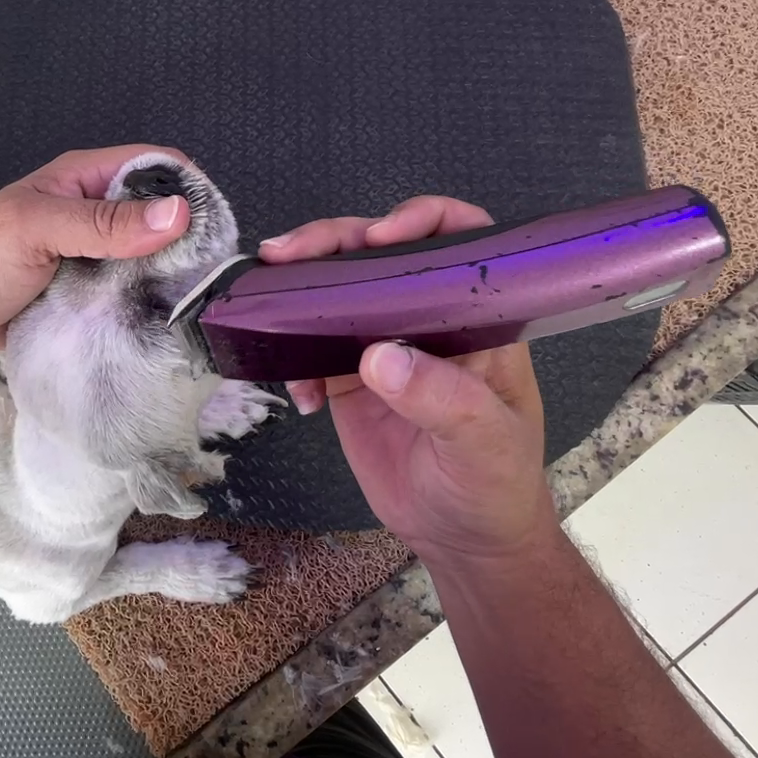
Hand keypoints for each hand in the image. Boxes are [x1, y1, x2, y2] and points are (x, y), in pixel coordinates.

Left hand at [0, 145, 191, 359]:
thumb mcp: (37, 230)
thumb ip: (103, 223)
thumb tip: (178, 214)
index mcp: (85, 178)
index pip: (155, 166)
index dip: (189, 188)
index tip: (217, 230)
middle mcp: (97, 212)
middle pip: (159, 216)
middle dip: (186, 240)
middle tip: (212, 278)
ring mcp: (94, 254)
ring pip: (149, 257)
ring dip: (169, 276)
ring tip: (197, 304)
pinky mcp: (90, 290)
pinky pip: (129, 291)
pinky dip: (147, 302)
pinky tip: (165, 321)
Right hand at [260, 198, 553, 567]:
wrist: (457, 535)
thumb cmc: (493, 486)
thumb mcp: (484, 445)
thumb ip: (444, 400)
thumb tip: (378, 357)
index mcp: (474, 319)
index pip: (458, 241)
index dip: (421, 221)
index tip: (380, 238)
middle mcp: (424, 319)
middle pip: (377, 254)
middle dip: (331, 242)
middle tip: (285, 255)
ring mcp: (380, 344)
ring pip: (335, 290)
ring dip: (296, 287)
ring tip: (264, 299)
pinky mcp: (345, 375)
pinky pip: (308, 345)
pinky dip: (290, 357)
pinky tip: (300, 395)